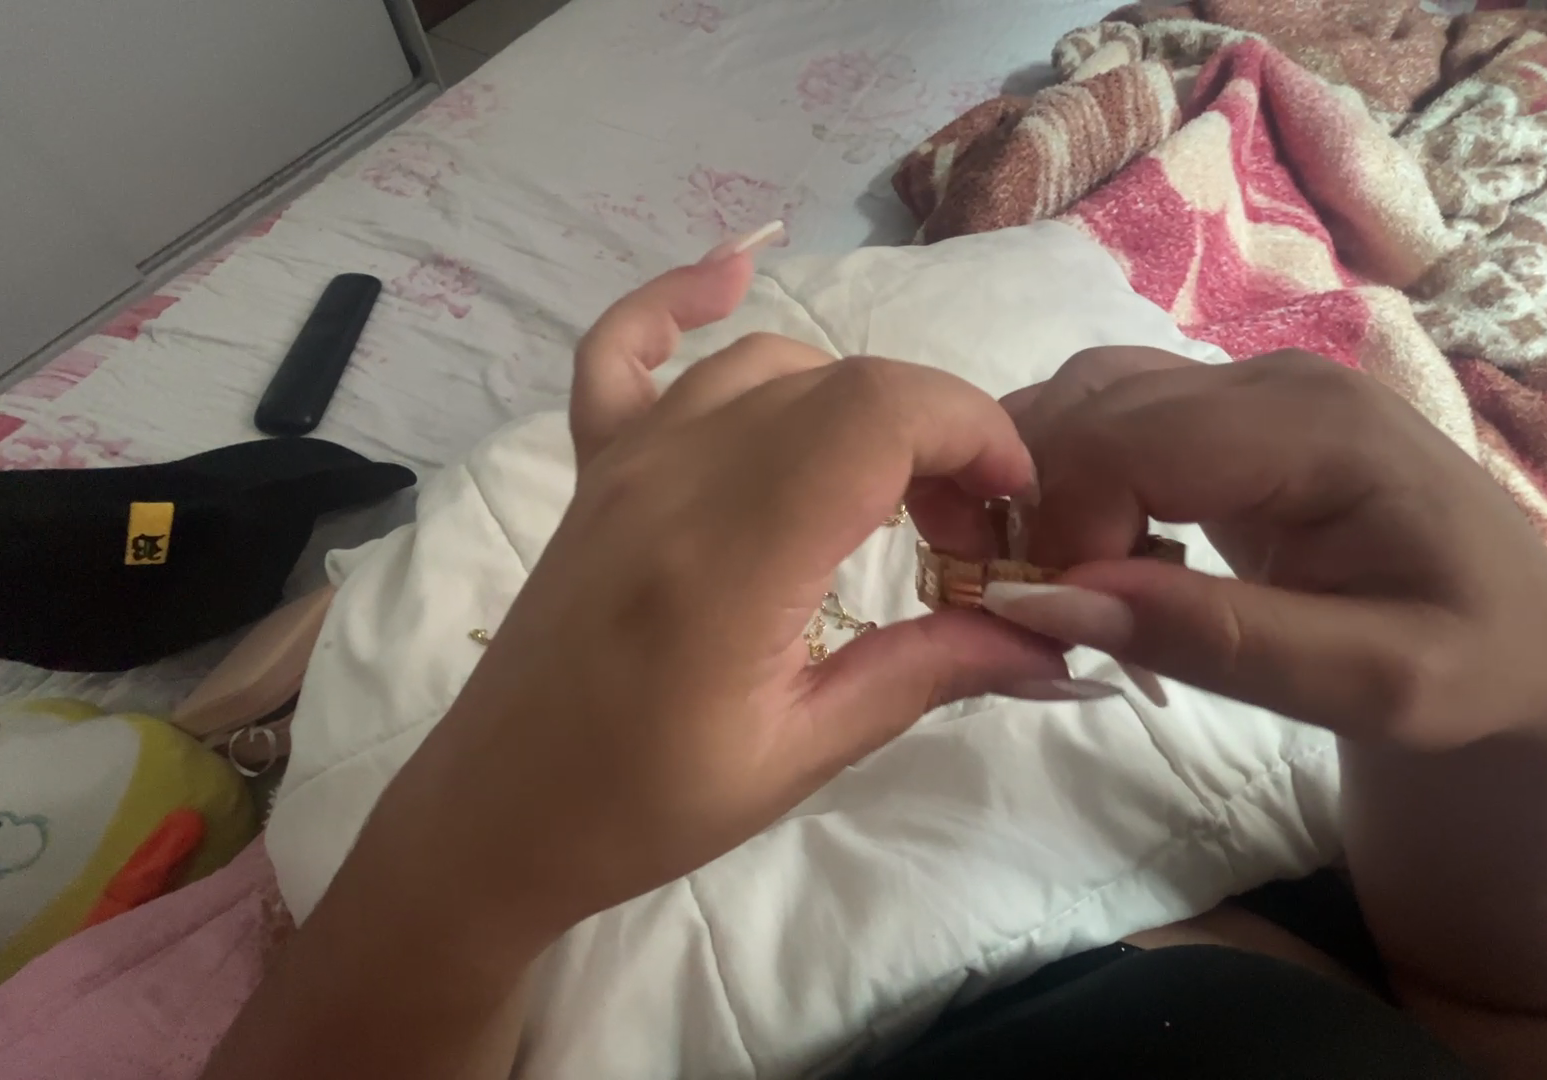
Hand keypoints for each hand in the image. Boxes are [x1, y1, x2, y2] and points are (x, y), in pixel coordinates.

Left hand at [379, 249, 1068, 938]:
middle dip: (939, 434)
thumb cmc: (645, 807)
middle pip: (845, 384)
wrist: (499, 815)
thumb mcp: (804, 753)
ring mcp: (623, 460)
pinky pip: (625, 347)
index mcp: (733, 558)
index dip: (973, 434)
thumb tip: (1047, 645)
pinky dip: (681, 299)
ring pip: (770, 366)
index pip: (881, 416)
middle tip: (960, 530)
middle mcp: (675, 478)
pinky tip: (734, 277)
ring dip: (858, 404)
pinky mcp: (593, 467)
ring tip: (889, 485)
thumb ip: (929, 672)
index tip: (1008, 507)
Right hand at [982, 345, 1546, 749]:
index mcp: (1320, 427)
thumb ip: (1209, 640)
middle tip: (1044, 603)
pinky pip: (1100, 415)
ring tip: (1058, 570)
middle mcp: (1268, 377)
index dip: (1060, 527)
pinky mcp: (1218, 412)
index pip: (1126, 442)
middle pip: (1087, 409)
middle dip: (1035, 508)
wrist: (1518, 644)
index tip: (1059, 617)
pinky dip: (1059, 472)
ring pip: (1080, 398)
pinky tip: (1082, 538)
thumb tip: (1040, 601)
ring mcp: (1239, 385)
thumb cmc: (1472, 672)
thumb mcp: (1372, 688)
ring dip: (1037, 484)